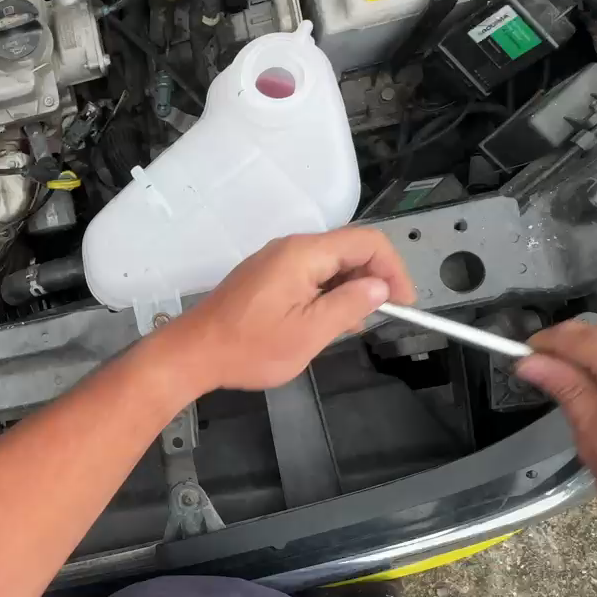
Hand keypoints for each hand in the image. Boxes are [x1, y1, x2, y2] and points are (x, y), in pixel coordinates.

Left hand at [150, 228, 414, 393]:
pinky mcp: (264, 278)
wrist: (193, 353)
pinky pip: (307, 276)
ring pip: (328, 265)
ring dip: (347, 291)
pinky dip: (324, 294)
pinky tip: (323, 323)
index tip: (402, 303)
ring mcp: (273, 262)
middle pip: (348, 250)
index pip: (367, 243)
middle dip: (371, 280)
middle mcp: (288, 248)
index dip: (393, 270)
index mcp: (302, 254)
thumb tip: (379, 287)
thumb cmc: (247, 347)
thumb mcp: (309, 332)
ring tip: (348, 326)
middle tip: (376, 318)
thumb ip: (349, 306)